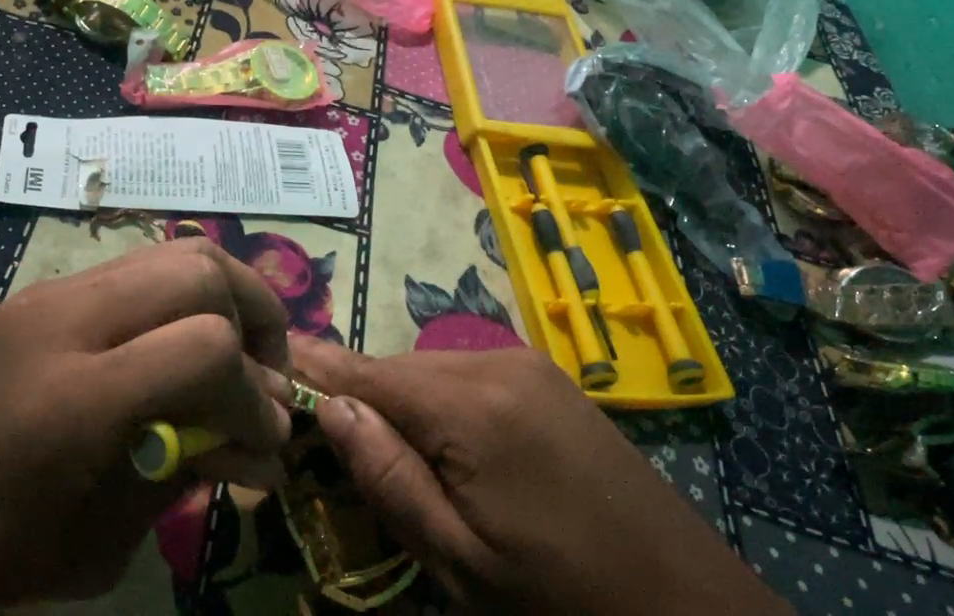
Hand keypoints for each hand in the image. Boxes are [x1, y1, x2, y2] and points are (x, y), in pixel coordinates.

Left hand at [0, 238, 294, 608]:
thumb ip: (180, 478)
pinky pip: (133, 268)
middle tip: (264, 377)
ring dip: (222, 295)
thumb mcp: (90, 546)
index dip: (255, 396)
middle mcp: (67, 322)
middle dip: (257, 316)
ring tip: (232, 354)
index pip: (206, 349)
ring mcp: (50, 294)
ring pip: (171, 251)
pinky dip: (178, 295)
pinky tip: (174, 348)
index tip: (264, 439)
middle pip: (200, 270)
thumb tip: (263, 449)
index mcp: (75, 398)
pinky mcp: (39, 291)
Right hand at [291, 337, 790, 615]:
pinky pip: (465, 377)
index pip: (361, 370)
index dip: (308, 369)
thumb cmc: (562, 598)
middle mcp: (494, 362)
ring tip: (377, 451)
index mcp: (469, 404)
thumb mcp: (460, 560)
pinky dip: (435, 402)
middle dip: (353, 398)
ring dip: (395, 402)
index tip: (260, 365)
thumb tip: (326, 405)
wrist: (693, 608)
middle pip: (393, 367)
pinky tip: (436, 446)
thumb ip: (387, 475)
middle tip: (316, 440)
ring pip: (427, 370)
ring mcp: (527, 365)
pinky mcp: (548, 380)